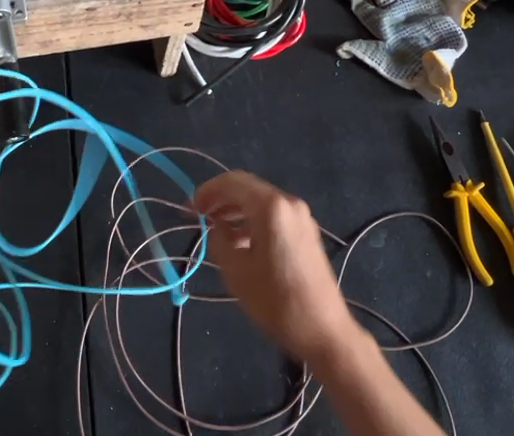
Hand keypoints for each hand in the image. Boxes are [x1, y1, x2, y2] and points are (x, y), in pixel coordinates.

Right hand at [191, 171, 360, 366]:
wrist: (324, 331)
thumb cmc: (276, 301)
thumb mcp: (236, 272)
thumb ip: (219, 240)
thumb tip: (215, 227)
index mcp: (271, 207)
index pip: (231, 182)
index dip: (206, 192)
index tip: (189, 210)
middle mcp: (288, 203)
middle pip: (247, 188)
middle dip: (220, 199)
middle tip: (198, 217)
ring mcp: (301, 217)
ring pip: (260, 201)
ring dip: (236, 210)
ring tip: (215, 230)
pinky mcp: (307, 233)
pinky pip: (273, 215)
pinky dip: (253, 220)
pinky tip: (240, 242)